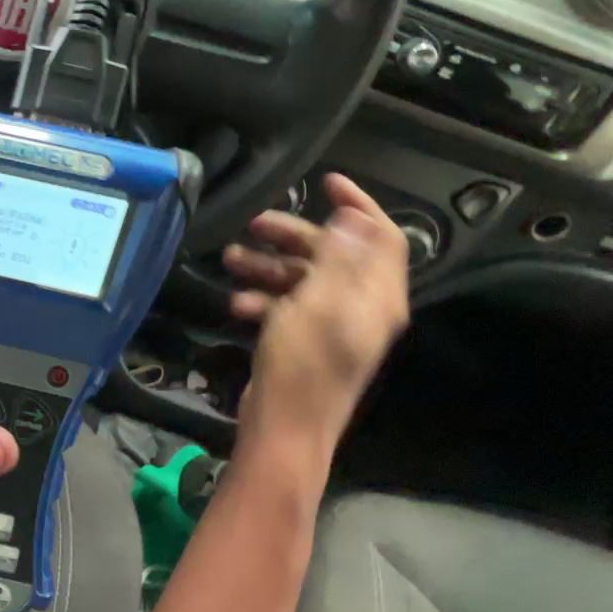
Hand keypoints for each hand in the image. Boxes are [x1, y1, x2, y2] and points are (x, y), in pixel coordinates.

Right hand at [220, 174, 410, 463]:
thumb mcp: (318, 305)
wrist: (284, 429)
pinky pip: (287, 305)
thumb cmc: (302, 368)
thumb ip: (337, 260)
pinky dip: (264, 298)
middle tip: (256, 223)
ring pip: (304, 278)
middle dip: (294, 235)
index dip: (358, 205)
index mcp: (375, 296)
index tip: (326, 182)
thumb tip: (352, 220)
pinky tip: (238, 303)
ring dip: (269, 265)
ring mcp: (332, 324)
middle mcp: (360, 306)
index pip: (381, 236)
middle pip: (334, 253)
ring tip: (232, 259)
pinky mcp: (306, 340)